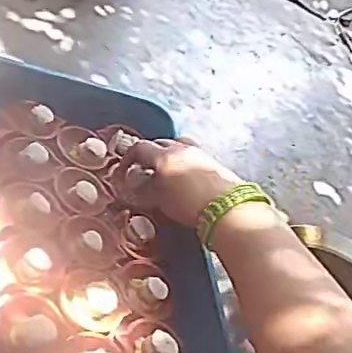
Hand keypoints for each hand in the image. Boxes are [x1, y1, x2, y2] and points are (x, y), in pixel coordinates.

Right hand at [120, 138, 244, 226]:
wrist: (228, 208)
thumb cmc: (188, 204)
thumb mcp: (158, 199)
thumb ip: (142, 190)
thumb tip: (132, 185)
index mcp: (164, 155)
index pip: (139, 148)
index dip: (127, 160)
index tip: (122, 173)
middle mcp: (182, 148)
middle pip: (158, 144)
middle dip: (147, 156)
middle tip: (141, 172)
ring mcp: (200, 153)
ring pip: (176, 147)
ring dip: (165, 156)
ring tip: (162, 174)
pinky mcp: (213, 162)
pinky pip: (190, 155)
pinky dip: (180, 162)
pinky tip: (181, 179)